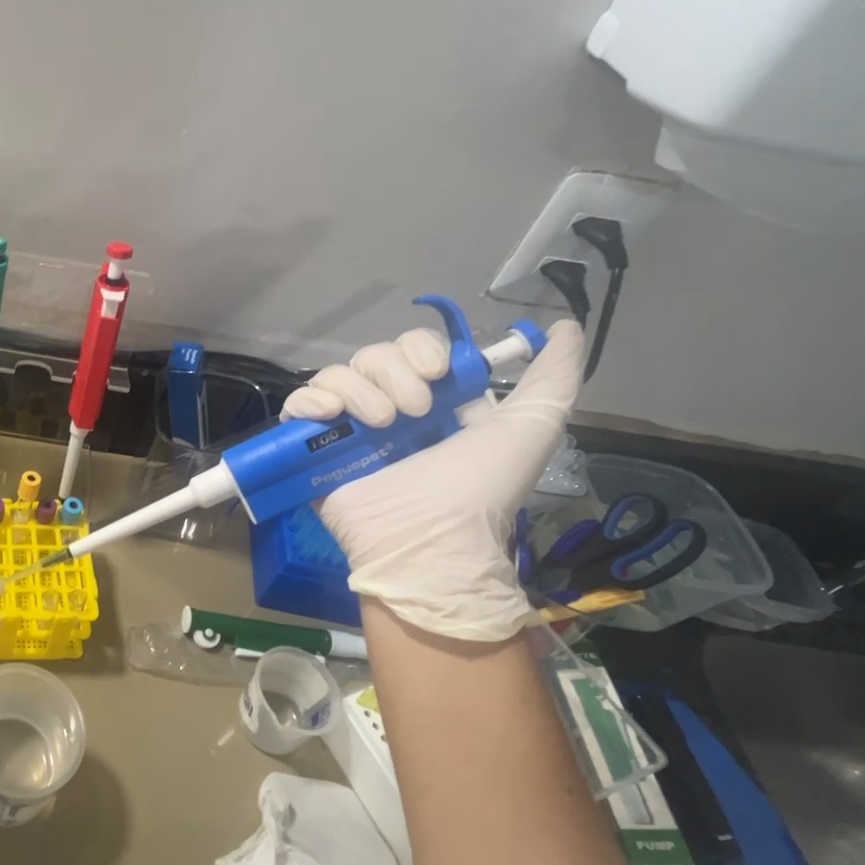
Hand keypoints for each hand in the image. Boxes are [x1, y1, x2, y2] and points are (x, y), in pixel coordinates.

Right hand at [280, 320, 584, 641]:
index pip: (412, 349)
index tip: (437, 373)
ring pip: (336, 375)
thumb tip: (566, 326)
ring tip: (380, 425)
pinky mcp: (312, 448)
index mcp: (433, 402)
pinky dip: (309, 402)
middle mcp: (388, 410)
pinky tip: (330, 417)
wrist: (430, 539)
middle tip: (412, 412)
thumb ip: (553, 378)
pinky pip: (298, 405)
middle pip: (373, 356)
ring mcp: (347, 429)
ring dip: (358, 390)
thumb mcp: (530, 429)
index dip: (421, 350)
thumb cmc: (479, 489)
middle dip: (393, 372)